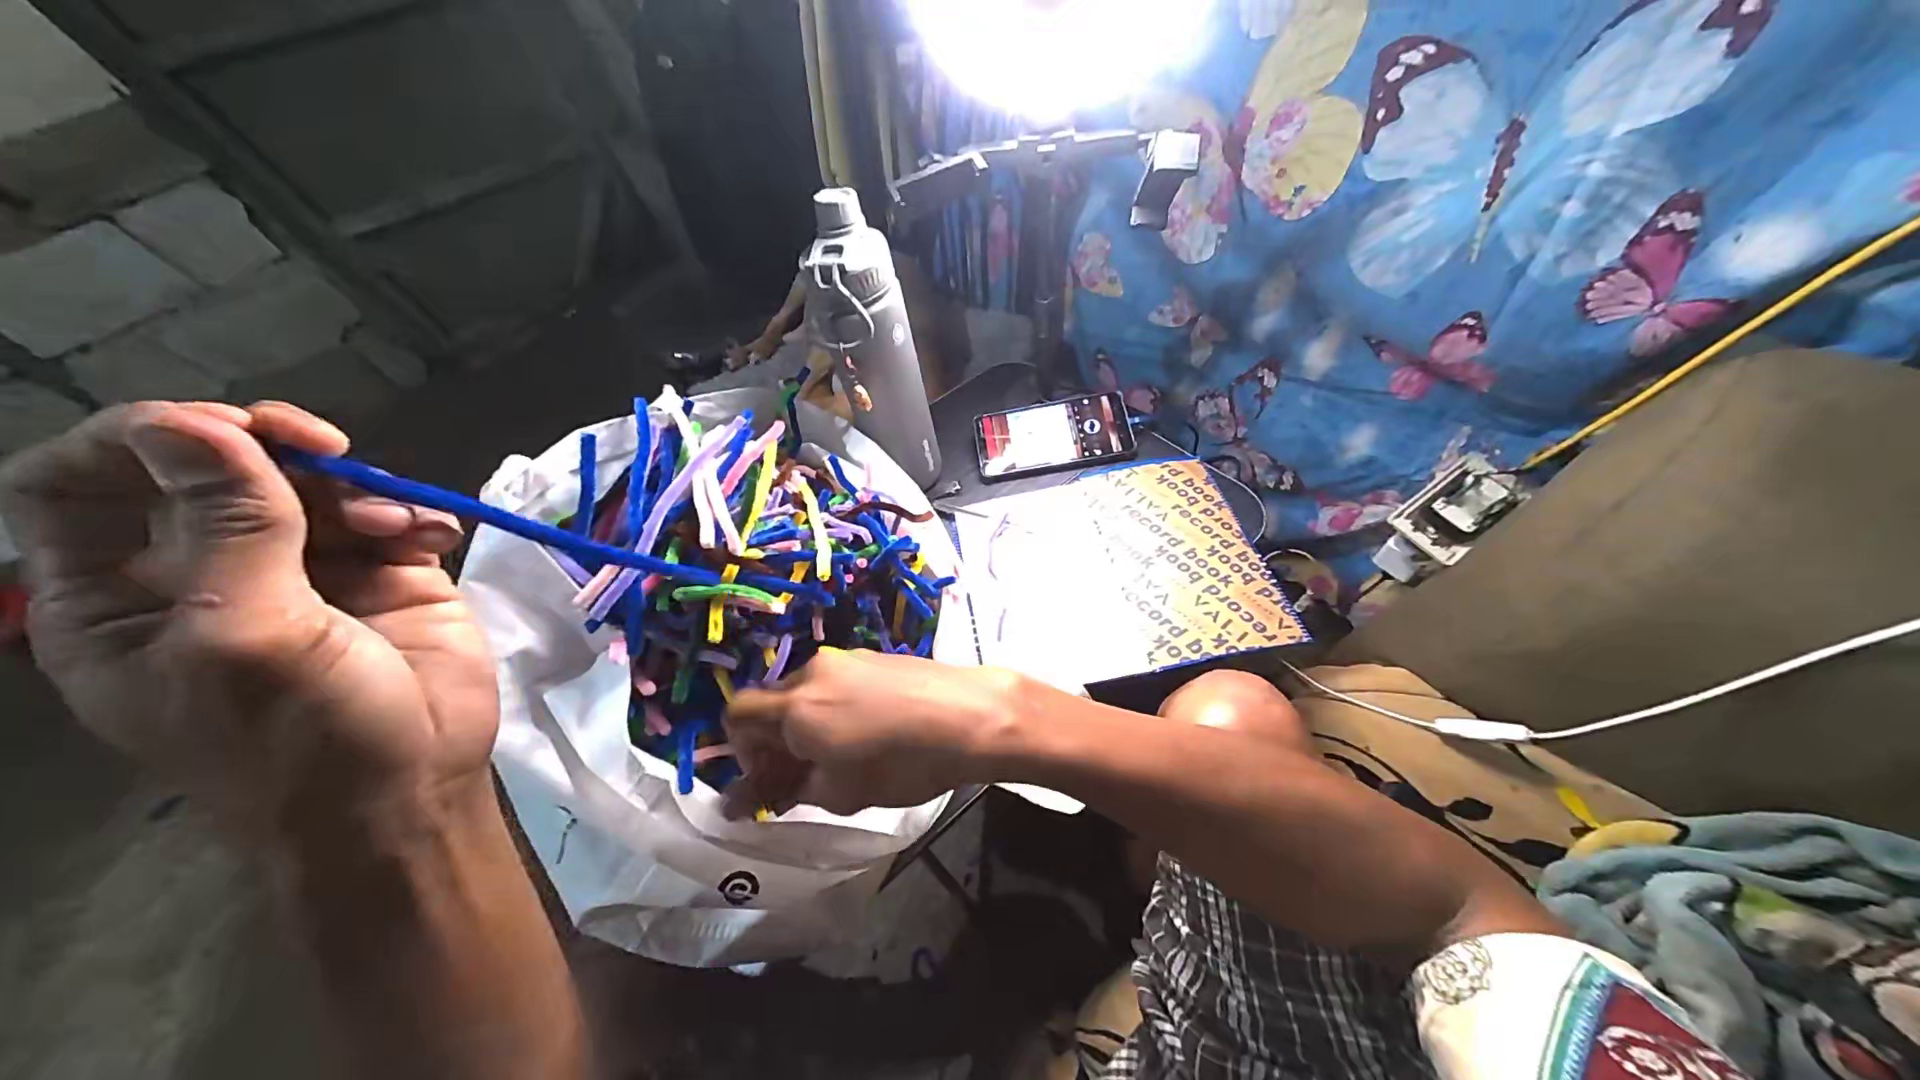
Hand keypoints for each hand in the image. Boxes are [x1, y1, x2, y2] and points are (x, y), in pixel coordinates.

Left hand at [0, 401, 496, 841]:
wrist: (411, 790)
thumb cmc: (301, 736)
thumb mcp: (246, 636)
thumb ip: (229, 529)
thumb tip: (195, 423)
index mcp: (125, 596)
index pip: (82, 483)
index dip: (140, 439)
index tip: (228, 431)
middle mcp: (214, 574)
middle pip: (218, 470)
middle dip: (272, 449)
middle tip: (326, 448)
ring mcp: (314, 575)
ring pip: (318, 488)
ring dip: (360, 491)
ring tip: (396, 528)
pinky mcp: (392, 579)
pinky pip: (394, 520)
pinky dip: (415, 516)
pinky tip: (430, 538)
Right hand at [721, 648, 1017, 817]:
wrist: (972, 715)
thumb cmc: (902, 762)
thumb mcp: (840, 792)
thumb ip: (785, 791)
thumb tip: (742, 802)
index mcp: (795, 705)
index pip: (736, 716)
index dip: (742, 752)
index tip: (770, 780)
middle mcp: (813, 672)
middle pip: (772, 703)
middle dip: (775, 740)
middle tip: (801, 776)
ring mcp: (847, 658)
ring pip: (807, 691)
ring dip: (807, 723)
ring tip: (841, 755)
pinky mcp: (876, 655)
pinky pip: (837, 682)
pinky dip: (835, 707)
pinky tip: (869, 731)